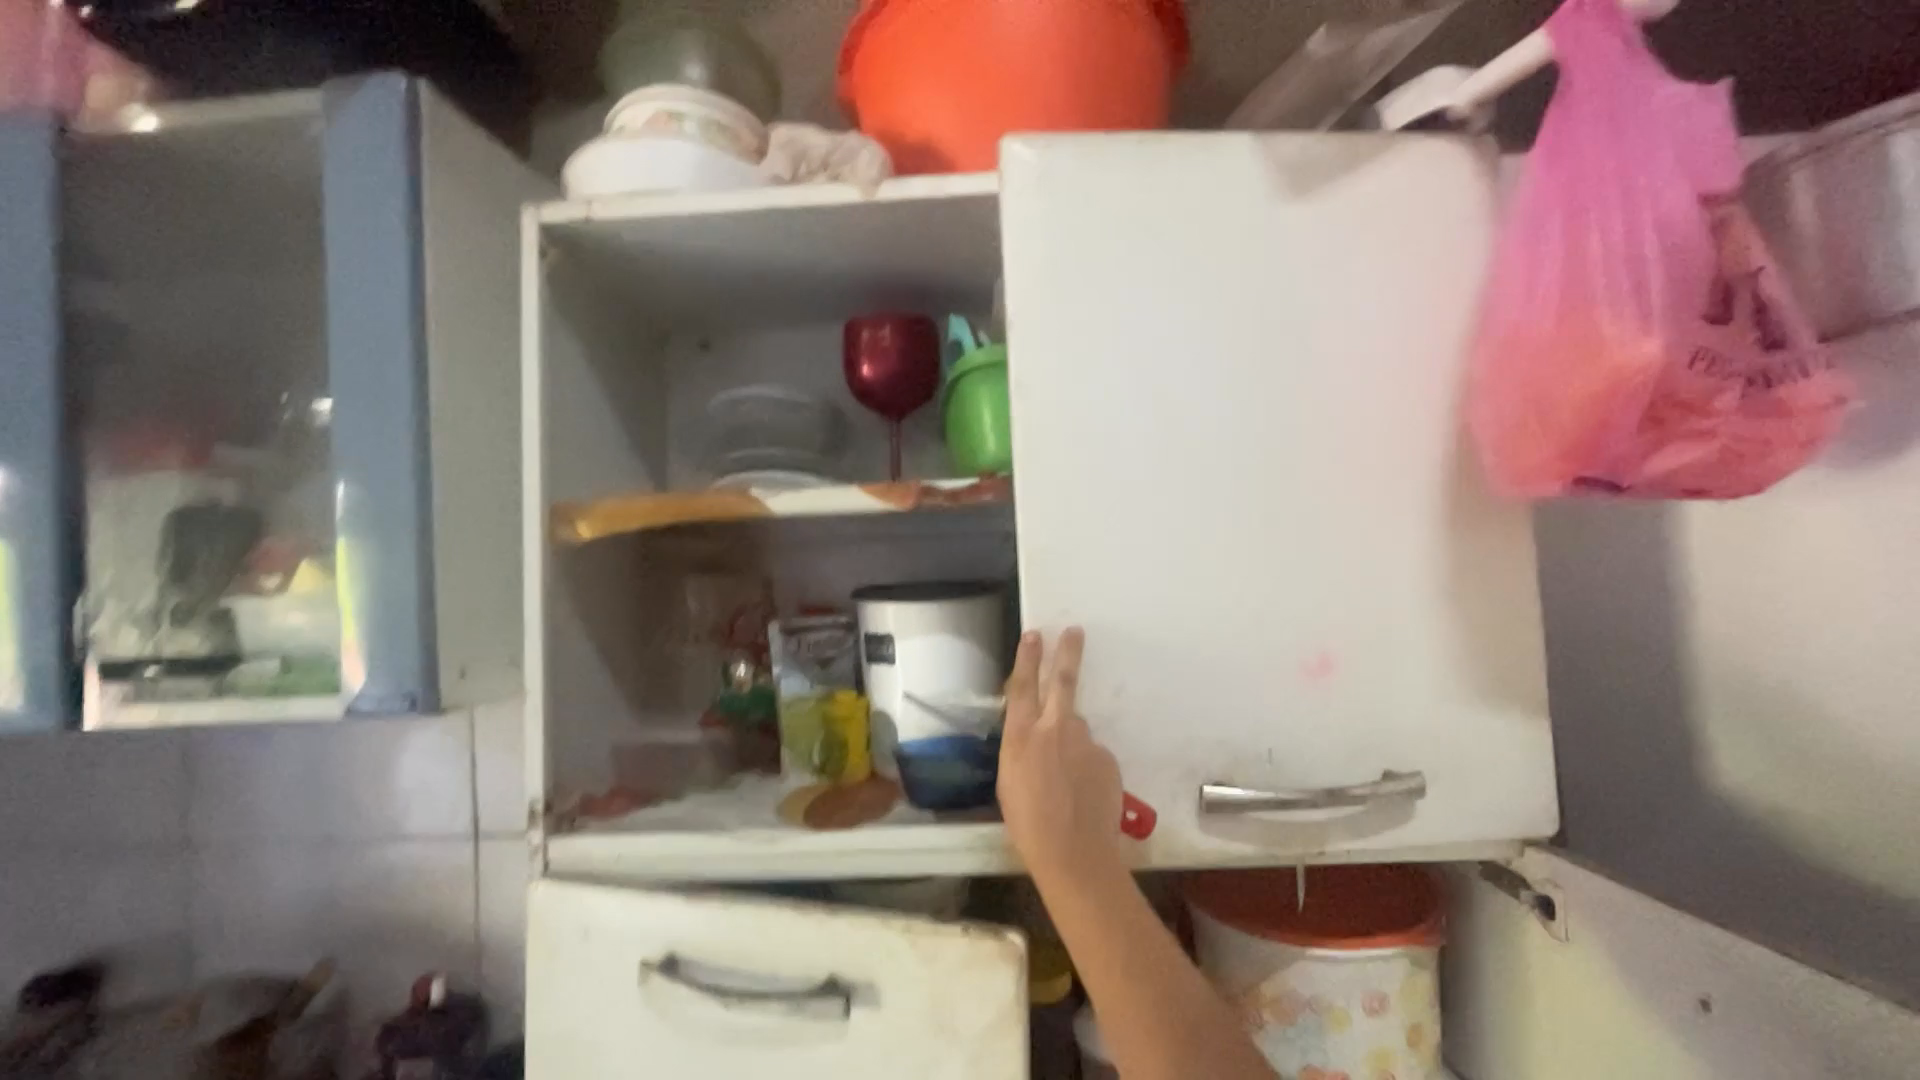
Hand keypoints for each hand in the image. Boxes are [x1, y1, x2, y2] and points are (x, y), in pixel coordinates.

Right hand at [998, 627, 1127, 889]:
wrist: (1074, 854)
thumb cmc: (1028, 825)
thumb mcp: (1009, 782)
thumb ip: (1023, 750)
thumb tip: (1037, 739)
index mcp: (1020, 737)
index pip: (1022, 686)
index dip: (1026, 658)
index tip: (1034, 634)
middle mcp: (1053, 729)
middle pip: (1063, 681)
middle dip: (1068, 653)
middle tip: (1075, 631)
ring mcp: (1085, 742)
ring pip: (1077, 730)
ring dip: (1071, 744)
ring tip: (1066, 782)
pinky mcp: (1107, 758)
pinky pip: (1094, 756)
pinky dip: (1087, 768)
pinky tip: (1083, 795)